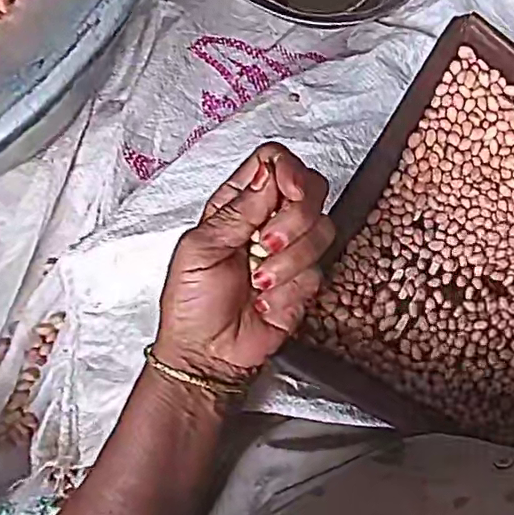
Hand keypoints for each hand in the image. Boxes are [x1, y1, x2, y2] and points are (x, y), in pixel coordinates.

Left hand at [153, 143, 333, 377]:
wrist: (208, 352)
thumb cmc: (191, 302)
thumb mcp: (199, 248)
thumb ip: (237, 211)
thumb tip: (268, 174)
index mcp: (237, 204)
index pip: (273, 162)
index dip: (288, 170)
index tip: (288, 190)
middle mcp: (270, 221)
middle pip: (312, 189)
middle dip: (295, 218)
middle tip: (266, 243)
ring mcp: (293, 250)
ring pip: (322, 231)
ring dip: (288, 260)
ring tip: (258, 281)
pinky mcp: (307, 280)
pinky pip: (317, 271)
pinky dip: (289, 288)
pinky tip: (266, 300)